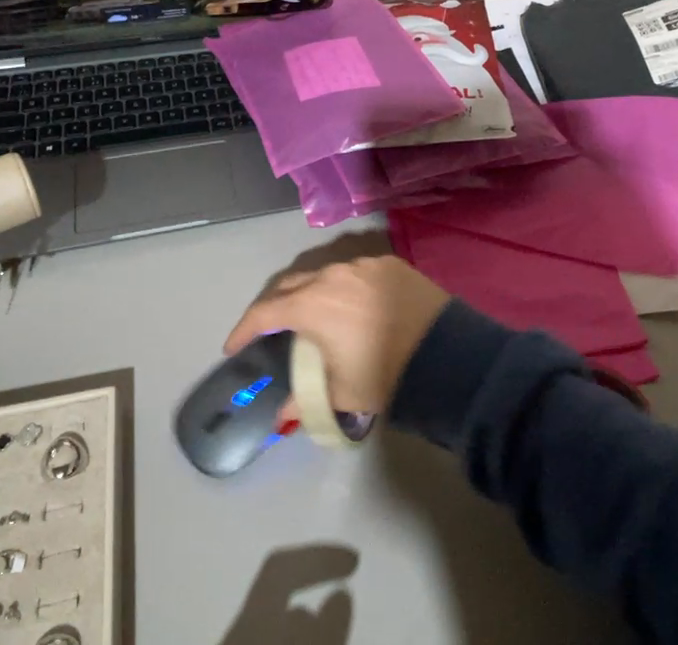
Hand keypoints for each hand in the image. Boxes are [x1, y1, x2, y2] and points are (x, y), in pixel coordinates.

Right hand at [224, 256, 450, 418]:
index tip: (233, 345)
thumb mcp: (341, 393)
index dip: (244, 329)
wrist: (445, 352)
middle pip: (290, 286)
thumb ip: (305, 400)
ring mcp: (362, 265)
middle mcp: (331, 276)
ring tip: (311, 315)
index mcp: (311, 305)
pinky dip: (344, 288)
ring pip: (324, 275)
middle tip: (268, 328)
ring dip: (311, 294)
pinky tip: (350, 306)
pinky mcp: (389, 264)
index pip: (264, 312)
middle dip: (274, 306)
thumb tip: (282, 414)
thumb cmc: (385, 373)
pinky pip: (355, 273)